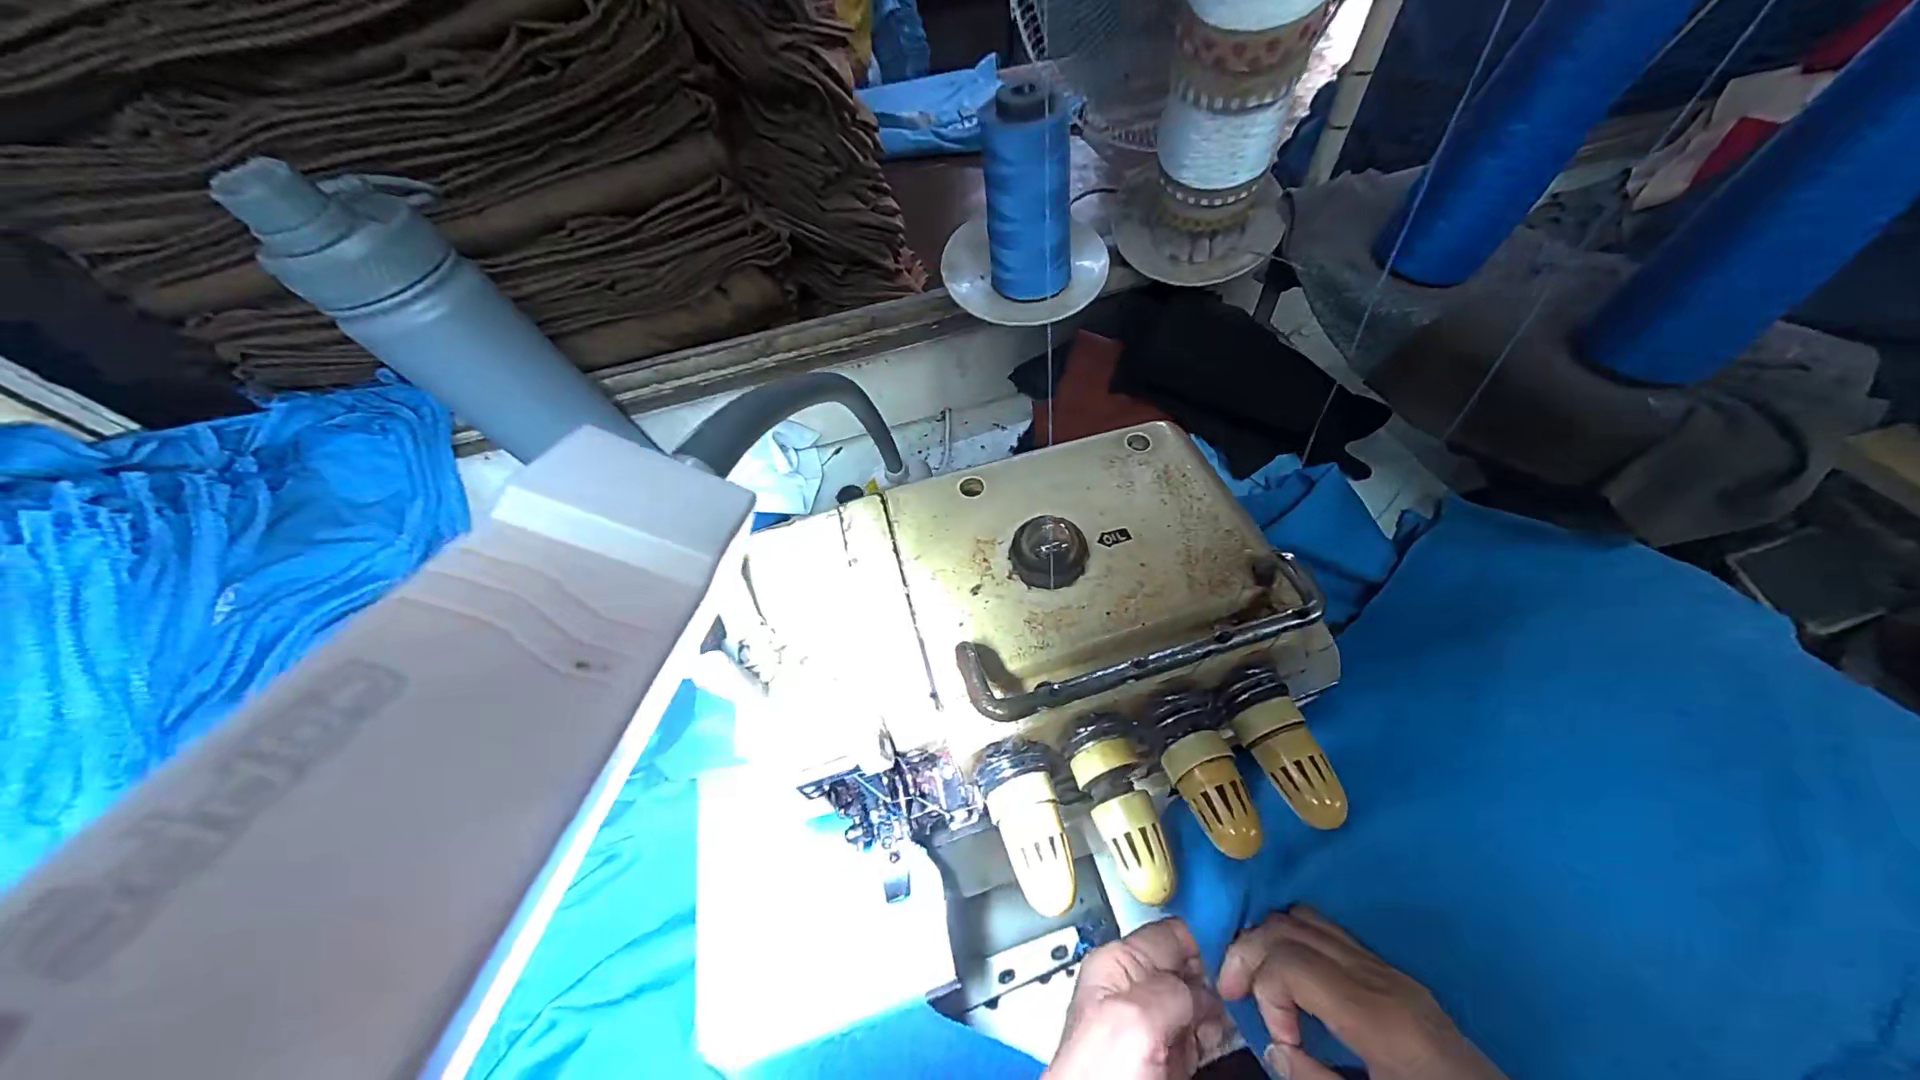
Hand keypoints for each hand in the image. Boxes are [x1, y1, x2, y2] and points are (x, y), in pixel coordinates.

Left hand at [1045, 918, 1232, 1079]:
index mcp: (1117, 966)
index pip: (1169, 934)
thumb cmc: (1094, 1079)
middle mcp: (1133, 990)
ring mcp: (1151, 1027)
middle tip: (1247, 985)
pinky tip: (1231, 1035)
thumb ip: (1168, 991)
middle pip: (1187, 967)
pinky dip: (1218, 1035)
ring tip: (1246, 1010)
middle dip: (1217, 975)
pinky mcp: (1165, 1061)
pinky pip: (1199, 1035)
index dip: (1205, 937)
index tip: (1239, 946)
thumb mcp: (1134, 1021)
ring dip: (1222, 1006)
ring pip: (1198, 1002)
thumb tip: (1200, 987)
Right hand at [1219, 907, 1506, 1079]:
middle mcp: (1379, 977)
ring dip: (1267, 939)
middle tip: (1234, 991)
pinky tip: (1288, 974)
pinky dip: (1292, 939)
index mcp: (1377, 1015)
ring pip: (1303, 917)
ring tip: (1255, 977)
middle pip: (1288, 928)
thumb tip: (1271, 1046)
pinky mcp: (1391, 973)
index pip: (1291, 961)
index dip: (1265, 990)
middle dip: (1248, 953)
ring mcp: (1387, 969)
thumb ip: (1315, 1079)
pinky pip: (1327, 931)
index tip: (1280, 1038)